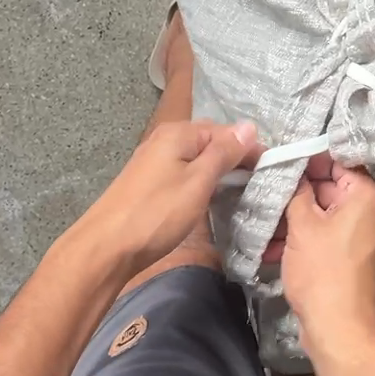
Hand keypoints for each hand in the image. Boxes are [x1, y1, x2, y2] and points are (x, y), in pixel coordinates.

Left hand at [68, 120, 263, 278]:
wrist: (104, 249)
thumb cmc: (156, 213)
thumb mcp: (198, 181)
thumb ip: (224, 152)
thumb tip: (249, 126)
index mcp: (178, 133)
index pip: (225, 130)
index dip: (249, 147)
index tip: (270, 170)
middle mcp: (164, 139)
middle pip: (210, 141)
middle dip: (234, 157)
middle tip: (258, 182)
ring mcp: (154, 161)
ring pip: (196, 158)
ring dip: (218, 170)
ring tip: (239, 190)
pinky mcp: (148, 183)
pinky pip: (184, 172)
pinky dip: (200, 181)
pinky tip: (208, 197)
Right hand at [280, 158, 374, 360]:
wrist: (339, 331)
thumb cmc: (323, 272)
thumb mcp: (303, 225)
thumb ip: (298, 191)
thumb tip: (294, 171)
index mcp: (366, 196)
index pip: (337, 163)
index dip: (308, 160)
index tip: (281, 160)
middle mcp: (369, 212)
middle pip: (328, 189)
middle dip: (296, 193)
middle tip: (264, 190)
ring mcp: (360, 236)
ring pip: (322, 215)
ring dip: (292, 219)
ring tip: (262, 222)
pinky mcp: (349, 257)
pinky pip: (324, 237)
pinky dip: (301, 239)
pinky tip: (270, 248)